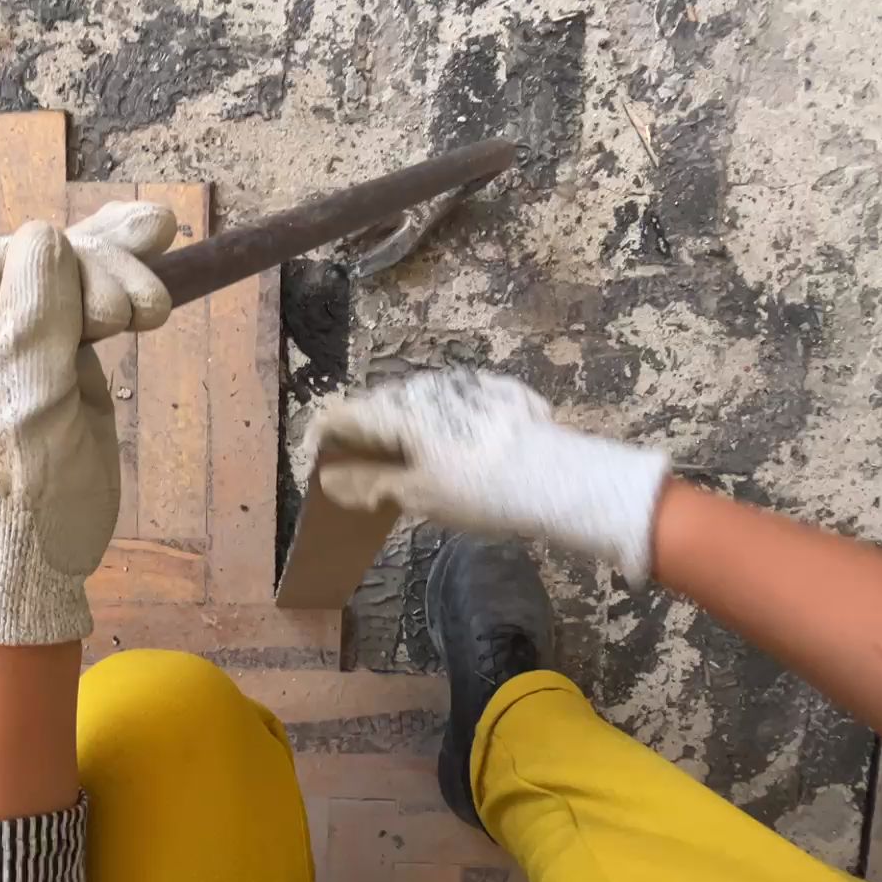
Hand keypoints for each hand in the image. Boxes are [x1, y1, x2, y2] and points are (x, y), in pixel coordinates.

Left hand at [0, 202, 176, 643]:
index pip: (2, 266)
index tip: (111, 311)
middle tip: (149, 309)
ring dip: (122, 256)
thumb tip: (46, 234)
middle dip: (103, 268)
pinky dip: (128, 273)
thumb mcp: (34, 411)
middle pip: (48, 265)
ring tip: (165, 231)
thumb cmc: (33, 492)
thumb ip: (36, 327)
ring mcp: (40, 343)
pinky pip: (98, 301)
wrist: (57, 546)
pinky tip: (158, 241)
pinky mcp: (75, 358)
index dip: (59, 269)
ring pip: (77, 274)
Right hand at [308, 370, 671, 580]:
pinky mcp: (494, 392)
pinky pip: (450, 406)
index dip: (320, 439)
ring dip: (401, 433)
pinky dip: (438, 429)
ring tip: (409, 468)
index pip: (340, 415)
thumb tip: (329, 478)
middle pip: (377, 408)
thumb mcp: (417, 496)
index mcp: (398, 410)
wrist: (565, 479)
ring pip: (415, 406)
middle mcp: (424, 388)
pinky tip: (455, 456)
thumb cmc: (481, 491)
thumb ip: (368, 483)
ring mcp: (462, 385)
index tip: (316, 464)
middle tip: (362, 474)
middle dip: (362, 438)